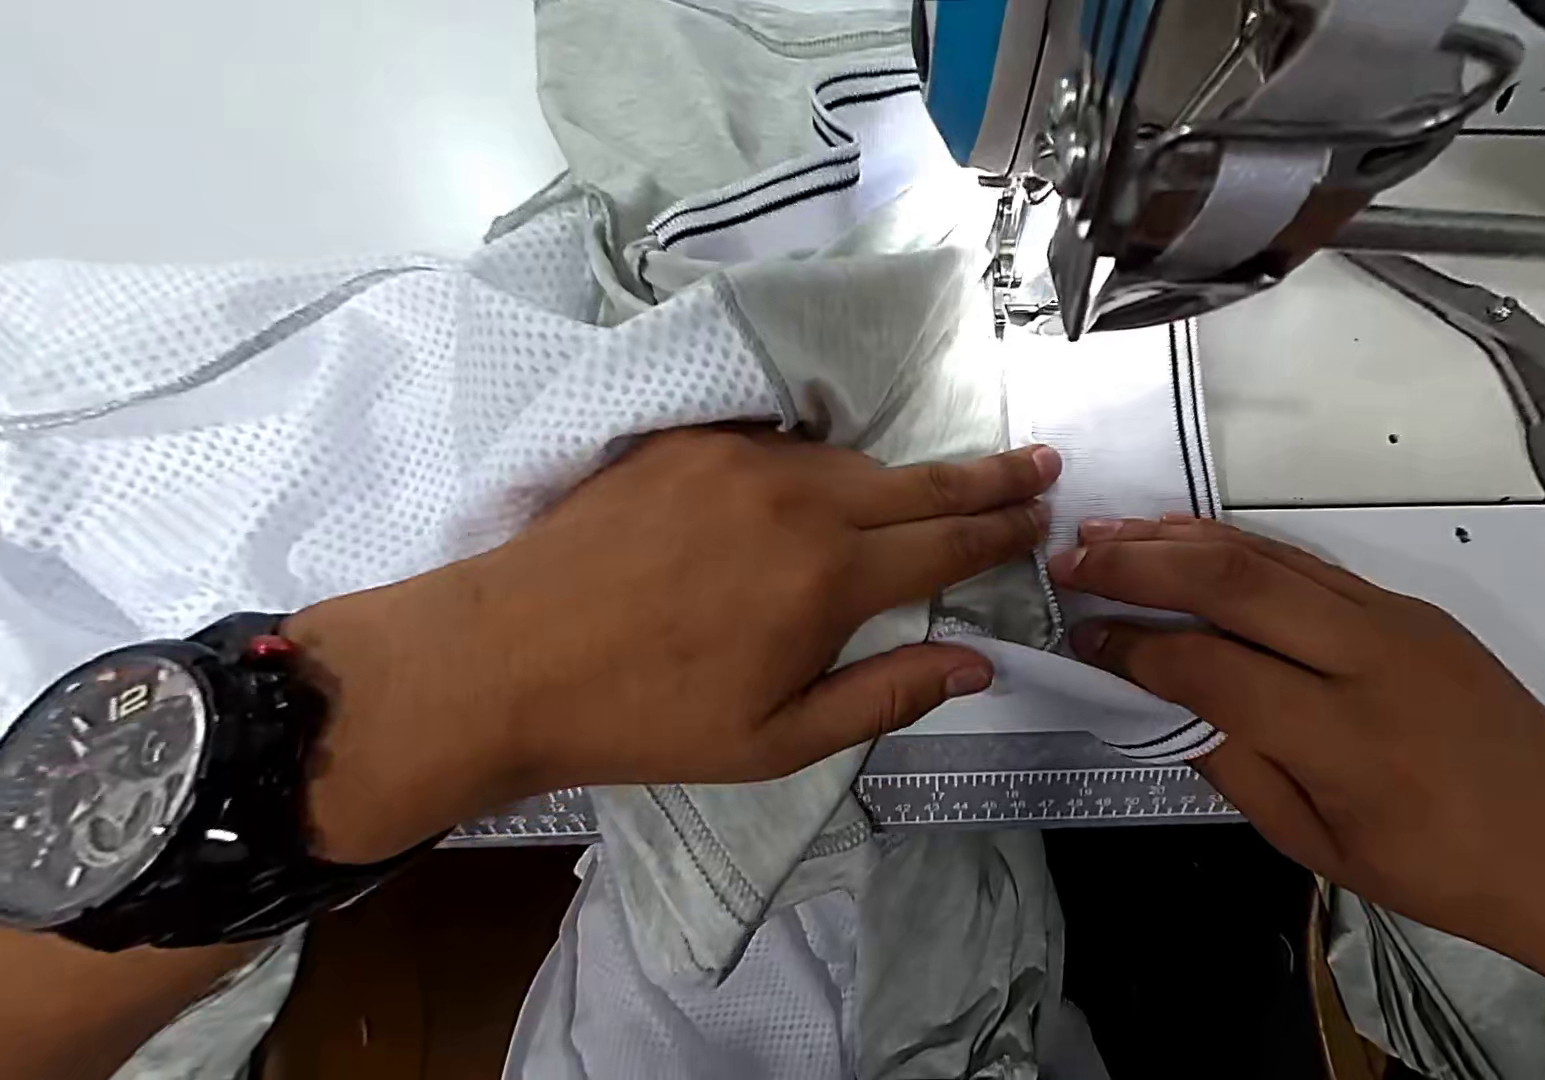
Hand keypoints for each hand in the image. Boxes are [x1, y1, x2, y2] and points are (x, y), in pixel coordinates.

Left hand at [289, 428, 1058, 861]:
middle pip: (922, 485)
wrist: (503, 659)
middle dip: (990, 478)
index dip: (1002, 531)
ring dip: (903, 484)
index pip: (946, 545)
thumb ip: (889, 693)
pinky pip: (792, 446)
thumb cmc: (649, 716)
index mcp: (828, 581)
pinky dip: (829, 468)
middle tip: (1039, 462)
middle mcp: (801, 503)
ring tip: (931, 499)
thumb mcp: (779, 738)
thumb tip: (978, 665)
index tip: (1040, 516)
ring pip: (858, 464)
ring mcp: (747, 459)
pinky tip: (829, 488)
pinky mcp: (697, 438)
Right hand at [1049, 514, 1544, 1079]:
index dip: (1134, 648)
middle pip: (1231, 585)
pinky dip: (1225, 540)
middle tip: (1070, 559)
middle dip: (1136, 566)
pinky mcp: (1400, 600)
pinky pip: (1295, 557)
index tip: (1082, 637)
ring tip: (1105, 534)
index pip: (1210, 669)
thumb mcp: (1312, 842)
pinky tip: (1178, 534)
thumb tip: (1154, 696)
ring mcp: (1390, 617)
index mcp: (1346, 741)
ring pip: (1260, 555)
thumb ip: (1226, 759)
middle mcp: (1368, 659)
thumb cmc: (1436, 866)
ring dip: (1171, 538)